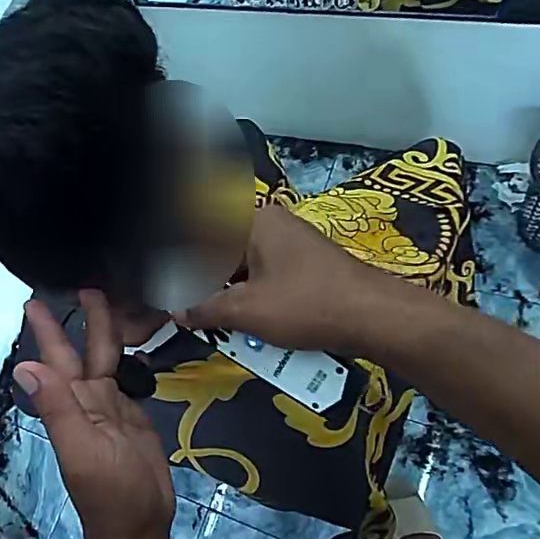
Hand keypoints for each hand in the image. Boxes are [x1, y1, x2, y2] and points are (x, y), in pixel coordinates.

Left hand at [15, 290, 175, 538]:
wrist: (139, 523)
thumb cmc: (109, 491)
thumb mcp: (82, 449)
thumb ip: (58, 407)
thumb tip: (26, 365)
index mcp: (71, 405)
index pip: (56, 358)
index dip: (46, 330)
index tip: (34, 300)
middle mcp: (87, 400)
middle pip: (85, 351)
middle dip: (83, 319)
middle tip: (85, 283)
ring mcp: (111, 407)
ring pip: (107, 359)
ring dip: (107, 331)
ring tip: (114, 300)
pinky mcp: (134, 415)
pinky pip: (128, 377)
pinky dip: (129, 356)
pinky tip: (134, 341)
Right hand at [175, 205, 407, 354]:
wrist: (374, 316)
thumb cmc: (306, 305)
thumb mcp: (247, 310)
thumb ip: (205, 309)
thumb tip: (178, 312)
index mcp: (252, 221)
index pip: (200, 228)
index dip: (178, 261)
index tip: (165, 288)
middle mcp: (269, 224)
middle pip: (219, 245)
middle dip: (196, 277)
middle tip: (178, 304)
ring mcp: (289, 244)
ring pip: (240, 263)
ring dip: (221, 289)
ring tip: (199, 314)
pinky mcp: (302, 266)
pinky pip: (261, 275)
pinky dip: (244, 294)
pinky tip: (233, 317)